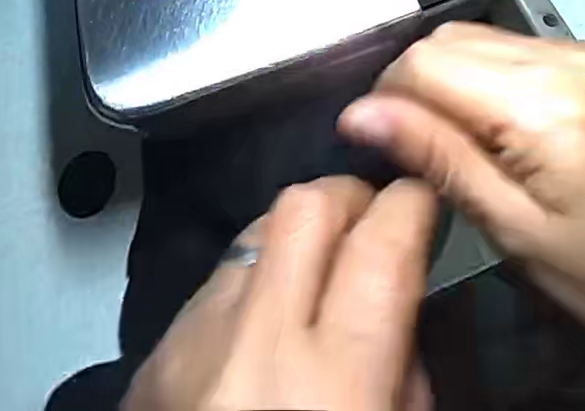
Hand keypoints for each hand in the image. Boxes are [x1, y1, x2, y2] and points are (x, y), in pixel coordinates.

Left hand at [125, 176, 437, 410]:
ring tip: (322, 261)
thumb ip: (402, 389)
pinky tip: (264, 318)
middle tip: (374, 213)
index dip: (410, 207)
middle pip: (304, 209)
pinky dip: (255, 278)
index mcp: (332, 387)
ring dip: (299, 233)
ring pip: (256, 231)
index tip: (425, 195)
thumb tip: (394, 324)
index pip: (378, 253)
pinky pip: (221, 279)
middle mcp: (256, 337)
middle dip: (349, 196)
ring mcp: (197, 332)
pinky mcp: (160, 346)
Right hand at [336, 23, 584, 394]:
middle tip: (420, 146)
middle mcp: (572, 60)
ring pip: (472, 36)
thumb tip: (357, 116)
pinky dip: (481, 75)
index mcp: (551, 107)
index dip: (387, 96)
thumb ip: (435, 157)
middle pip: (446, 40)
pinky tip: (496, 122)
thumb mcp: (517, 232)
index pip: (426, 63)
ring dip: (445, 78)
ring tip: (460, 138)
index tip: (380, 139)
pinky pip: (509, 45)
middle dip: (414, 86)